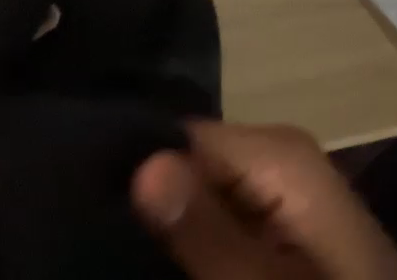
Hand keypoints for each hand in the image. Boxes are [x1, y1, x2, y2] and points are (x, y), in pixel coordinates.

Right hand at [131, 121, 396, 279]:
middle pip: (188, 160)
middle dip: (160, 201)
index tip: (110, 211)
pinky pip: (226, 212)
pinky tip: (191, 260)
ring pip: (203, 191)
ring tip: (155, 254)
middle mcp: (279, 152)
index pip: (176, 134)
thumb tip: (142, 165)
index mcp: (278, 150)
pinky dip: (206, 238)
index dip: (140, 173)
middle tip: (129, 239)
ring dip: (181, 225)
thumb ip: (208, 232)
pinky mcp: (286, 220)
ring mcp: (284, 186)